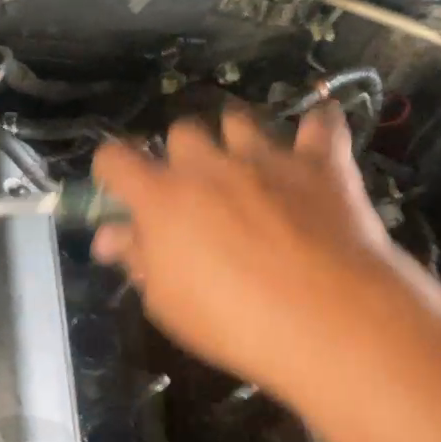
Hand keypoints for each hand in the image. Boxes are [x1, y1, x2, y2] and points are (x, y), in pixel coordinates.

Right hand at [91, 104, 433, 395]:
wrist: (330, 320)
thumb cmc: (232, 321)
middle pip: (181, 132)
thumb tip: (110, 235)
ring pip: (238, 120)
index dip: (111, 169)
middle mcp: (208, 165)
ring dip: (234, 137)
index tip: (119, 188)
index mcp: (162, 197)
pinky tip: (315, 136)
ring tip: (244, 164)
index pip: (115, 158)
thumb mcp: (167, 301)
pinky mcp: (321, 163)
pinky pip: (319, 124)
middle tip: (192, 191)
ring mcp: (267, 158)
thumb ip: (138, 258)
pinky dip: (315, 127)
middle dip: (180, 155)